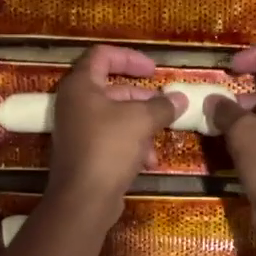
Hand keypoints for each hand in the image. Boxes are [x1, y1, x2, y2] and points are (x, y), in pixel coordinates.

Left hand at [44, 45, 180, 217]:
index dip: (130, 58)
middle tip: (165, 108)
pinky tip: (148, 162)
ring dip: (141, 127)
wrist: (84, 200)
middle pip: (113, 90)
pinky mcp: (85, 156)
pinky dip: (131, 147)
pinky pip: (112, 142)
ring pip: (116, 119)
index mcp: (80, 86)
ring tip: (158, 141)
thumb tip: (180, 99)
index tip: (154, 71)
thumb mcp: (141, 121)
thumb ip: (162, 107)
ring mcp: (78, 132)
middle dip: (143, 100)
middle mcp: (75, 105)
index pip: (102, 55)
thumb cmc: (108, 148)